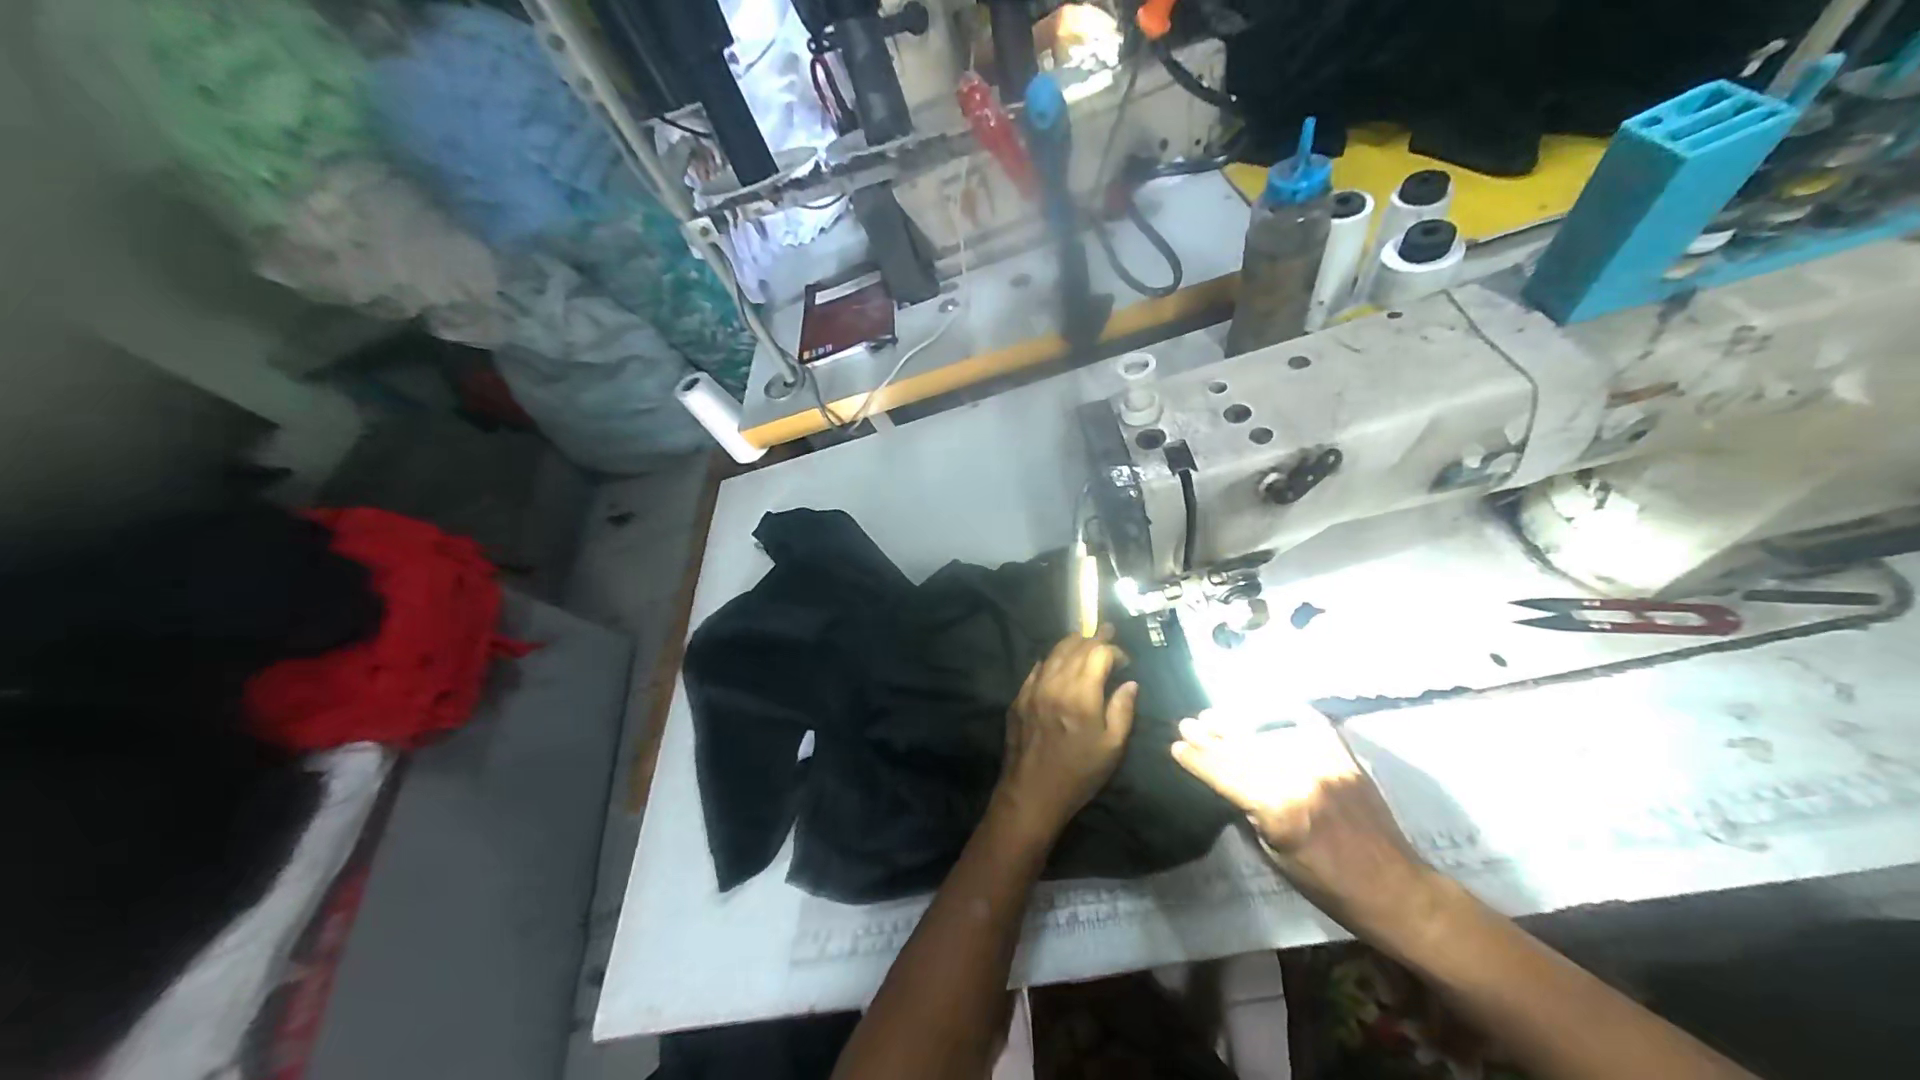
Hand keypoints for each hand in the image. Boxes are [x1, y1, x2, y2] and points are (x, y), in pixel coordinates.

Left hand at [993, 628, 1137, 839]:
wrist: (1031, 794)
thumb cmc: (1079, 774)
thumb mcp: (1112, 747)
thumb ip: (1122, 709)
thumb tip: (1130, 682)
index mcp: (1081, 694)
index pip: (1098, 654)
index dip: (1114, 650)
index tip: (1125, 660)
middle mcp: (1055, 683)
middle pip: (1074, 647)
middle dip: (1093, 638)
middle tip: (1107, 633)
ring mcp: (1032, 689)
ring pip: (1052, 654)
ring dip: (1070, 644)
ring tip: (1084, 639)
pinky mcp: (1018, 699)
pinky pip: (1036, 669)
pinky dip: (1050, 660)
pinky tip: (1056, 661)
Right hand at [1171, 709, 1434, 936]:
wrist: (1393, 888)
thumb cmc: (1327, 885)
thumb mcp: (1274, 855)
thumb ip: (1250, 812)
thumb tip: (1226, 783)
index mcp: (1280, 810)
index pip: (1226, 775)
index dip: (1198, 760)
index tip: (1176, 747)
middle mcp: (1300, 778)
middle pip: (1243, 748)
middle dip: (1211, 736)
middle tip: (1188, 724)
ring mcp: (1324, 763)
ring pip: (1268, 733)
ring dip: (1237, 722)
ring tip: (1214, 716)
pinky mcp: (1343, 757)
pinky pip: (1307, 724)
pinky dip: (1282, 714)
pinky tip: (1262, 708)